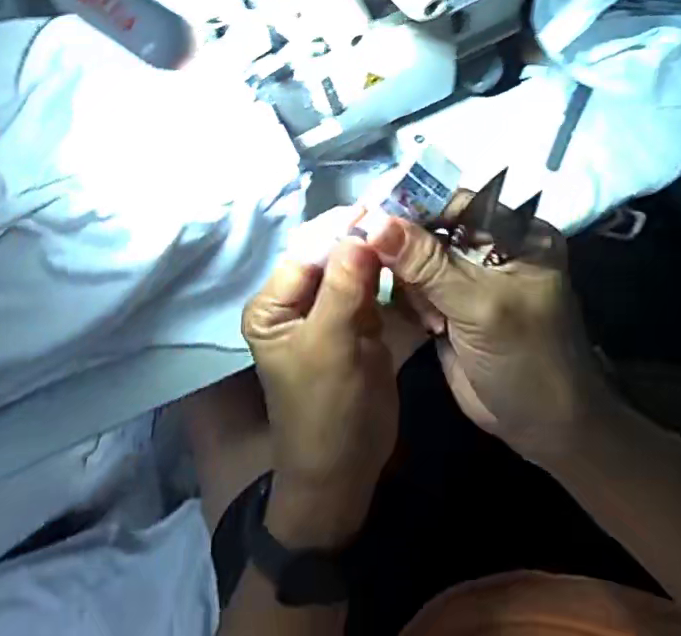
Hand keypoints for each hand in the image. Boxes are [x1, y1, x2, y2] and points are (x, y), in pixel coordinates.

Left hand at [242, 234, 399, 546]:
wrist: (346, 470)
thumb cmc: (326, 410)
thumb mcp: (330, 346)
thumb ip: (344, 288)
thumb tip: (359, 232)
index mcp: (272, 305)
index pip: (306, 254)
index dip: (340, 232)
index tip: (379, 210)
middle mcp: (295, 301)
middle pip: (330, 256)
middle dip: (361, 238)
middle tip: (399, 214)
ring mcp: (328, 311)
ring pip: (354, 268)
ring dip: (378, 252)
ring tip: (407, 229)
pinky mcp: (356, 322)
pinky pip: (371, 287)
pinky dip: (389, 274)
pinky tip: (407, 257)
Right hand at [364, 198, 615, 466]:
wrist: (546, 431)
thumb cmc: (527, 360)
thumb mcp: (480, 306)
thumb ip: (428, 263)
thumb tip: (375, 222)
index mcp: (515, 233)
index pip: (454, 203)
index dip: (411, 206)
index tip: (366, 215)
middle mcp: (491, 247)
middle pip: (430, 227)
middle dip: (399, 242)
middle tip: (361, 252)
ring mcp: (469, 277)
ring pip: (417, 257)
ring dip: (398, 272)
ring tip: (391, 292)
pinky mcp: (450, 304)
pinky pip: (414, 286)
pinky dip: (400, 293)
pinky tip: (390, 302)